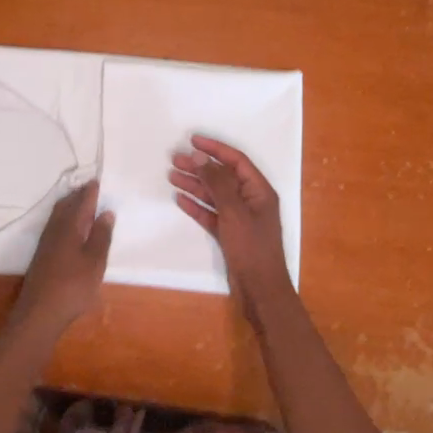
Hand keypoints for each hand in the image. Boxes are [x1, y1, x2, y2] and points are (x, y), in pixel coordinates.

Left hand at [13, 179, 114, 333]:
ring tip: (84, 205)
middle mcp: (56, 227)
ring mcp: (47, 240)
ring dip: (71, 205)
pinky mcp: (43, 252)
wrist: (40, 311)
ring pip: (59, 213)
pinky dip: (65, 218)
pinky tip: (71, 228)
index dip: (91, 190)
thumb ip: (102, 236)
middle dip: (79, 195)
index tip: (99, 180)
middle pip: (68, 203)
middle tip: (92, 189)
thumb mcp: (95, 262)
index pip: (82, 200)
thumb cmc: (73, 285)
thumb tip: (106, 212)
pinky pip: (56, 224)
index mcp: (70, 225)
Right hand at [171, 135, 294, 325]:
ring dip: (195, 185)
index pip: (236, 161)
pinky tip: (180, 199)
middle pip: (222, 177)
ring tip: (172, 176)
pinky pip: (211, 214)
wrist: (261, 291)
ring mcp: (240, 218)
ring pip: (214, 195)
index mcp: (259, 191)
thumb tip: (201, 158)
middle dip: (200, 167)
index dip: (215, 149)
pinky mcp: (230, 234)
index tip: (193, 140)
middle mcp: (250, 201)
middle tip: (175, 159)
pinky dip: (197, 206)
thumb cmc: (252, 248)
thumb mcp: (234, 212)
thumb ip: (217, 183)